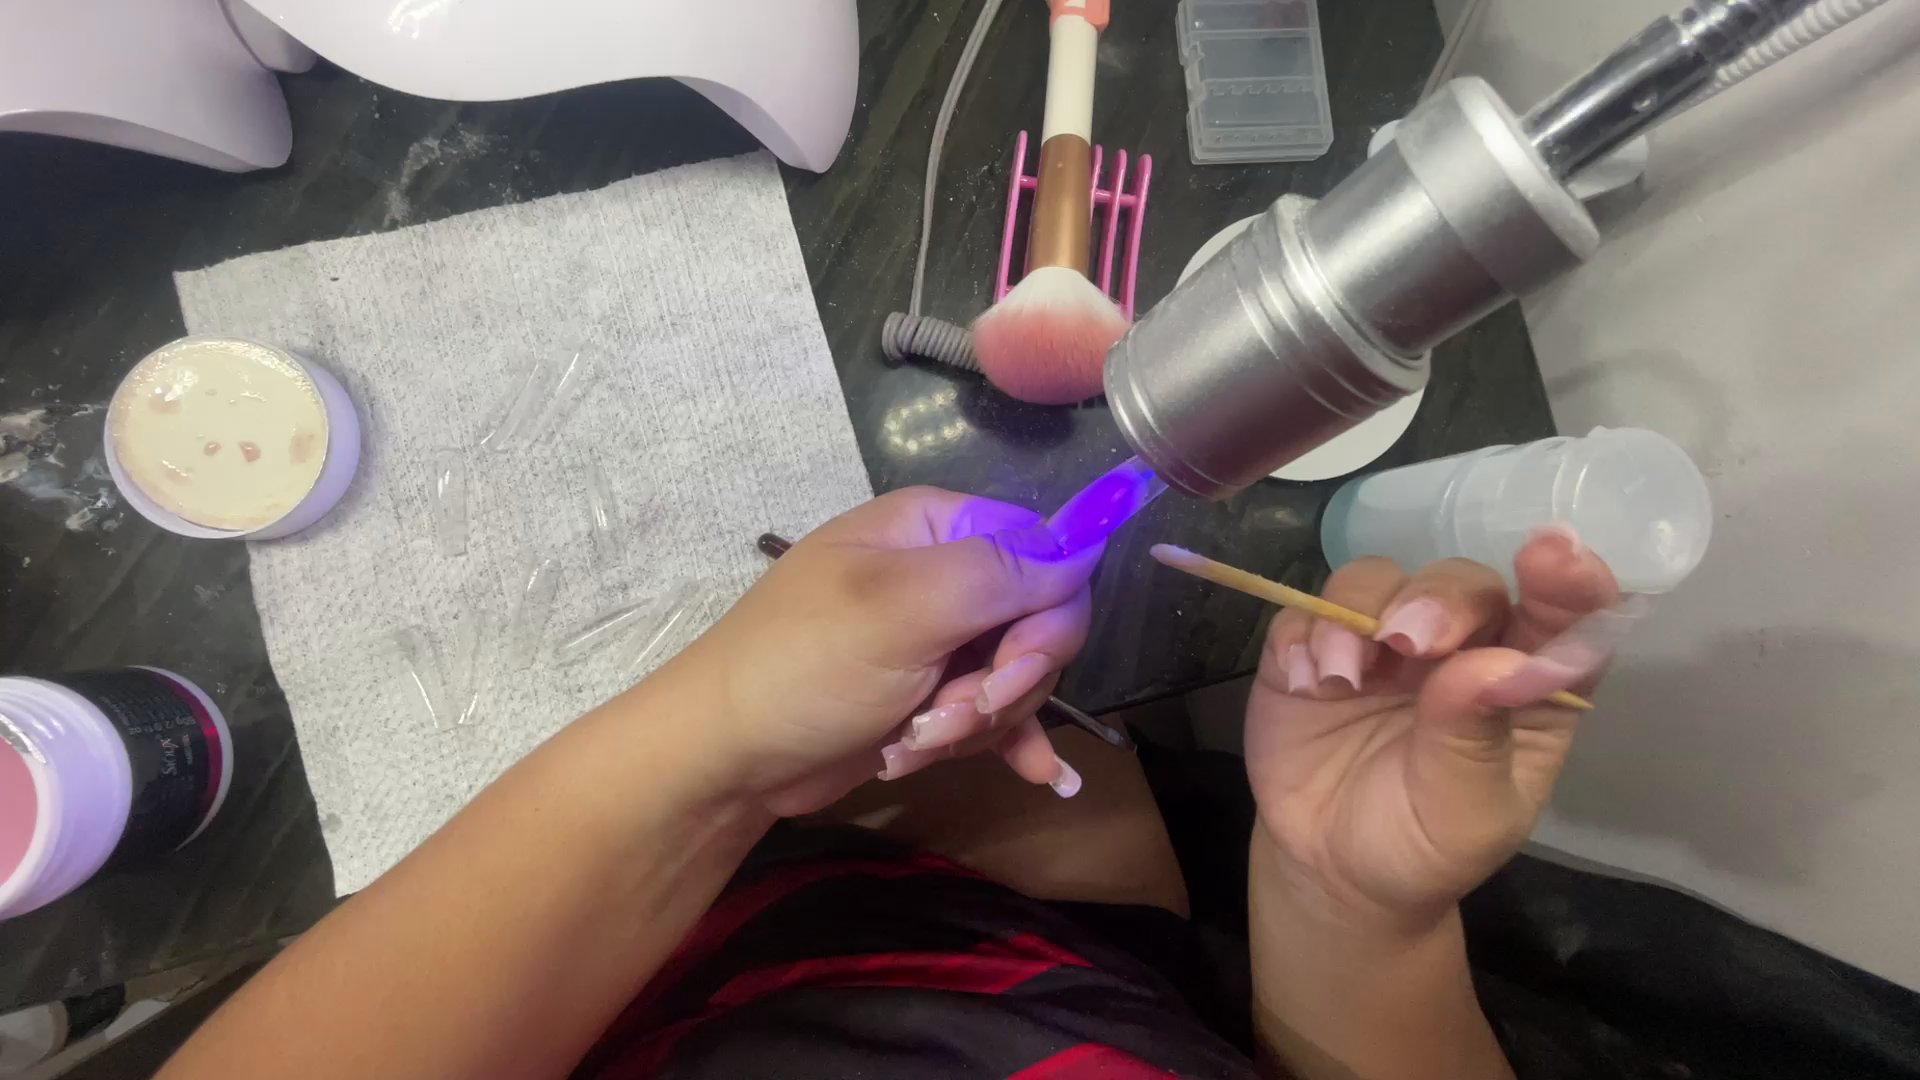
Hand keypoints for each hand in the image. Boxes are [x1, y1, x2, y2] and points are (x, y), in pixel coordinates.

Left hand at [665, 487, 1103, 816]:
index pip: (1041, 549)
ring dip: (979, 719)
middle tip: (951, 714)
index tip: (1013, 662)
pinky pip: (996, 708)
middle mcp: (944, 574)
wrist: (728, 757)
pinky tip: (1039, 774)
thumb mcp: (904, 609)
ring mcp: (939, 637)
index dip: (1047, 609)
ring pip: (1016, 673)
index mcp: (935, 529)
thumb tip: (1090, 543)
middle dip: (1005, 678)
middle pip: (1036, 617)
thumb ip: (1002, 572)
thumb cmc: (805, 666)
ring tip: (917, 740)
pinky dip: (1006, 739)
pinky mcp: (933, 692)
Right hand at [1245, 528, 1633, 933]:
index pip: (1561, 620)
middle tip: (1406, 642)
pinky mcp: (1307, 649)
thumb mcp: (1465, 811)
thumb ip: (1475, 738)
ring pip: (1372, 580)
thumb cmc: (1420, 843)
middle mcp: (1452, 651)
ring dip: (1355, 612)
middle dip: (1435, 599)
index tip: (1553, 553)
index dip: (1564, 581)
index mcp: (1519, 688)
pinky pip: (1301, 613)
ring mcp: (1373, 644)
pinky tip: (1303, 683)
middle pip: (1456, 583)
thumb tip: (1493, 663)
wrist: (1326, 862)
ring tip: (1340, 676)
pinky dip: (1300, 635)